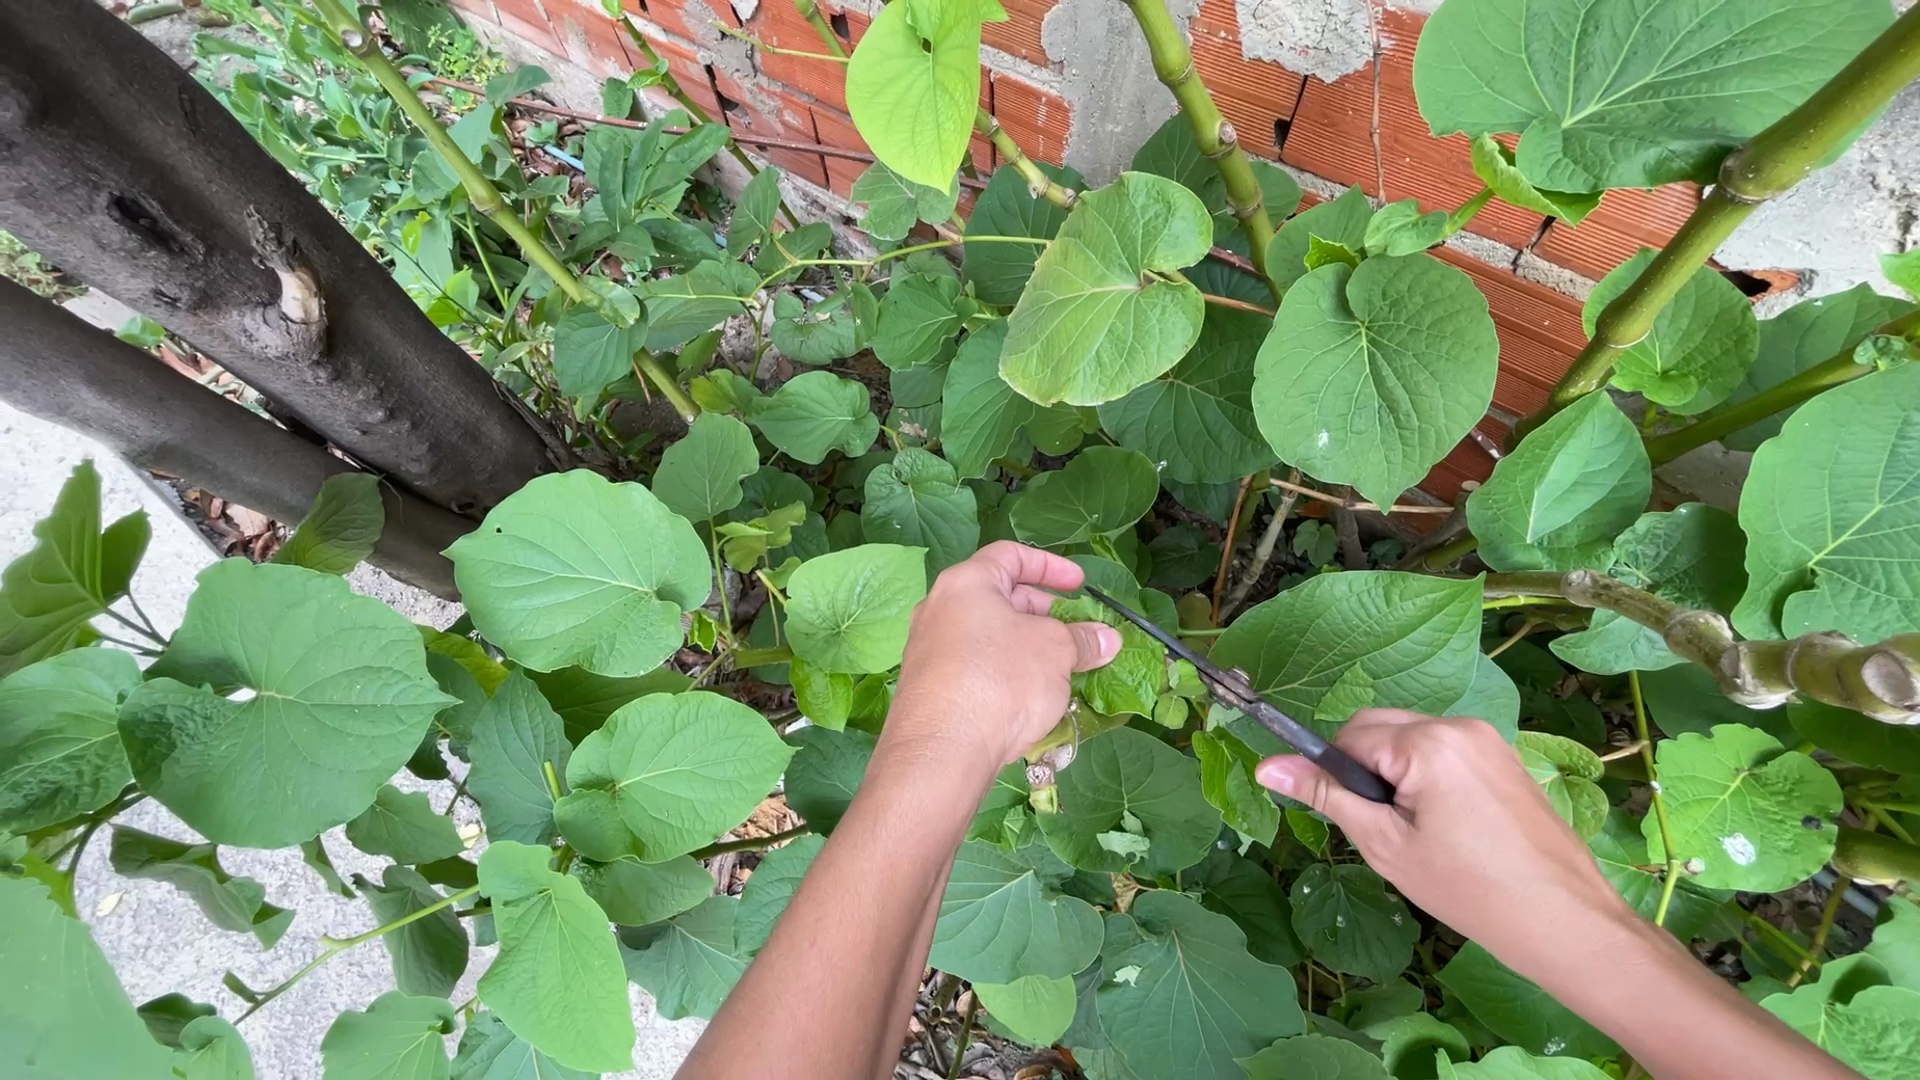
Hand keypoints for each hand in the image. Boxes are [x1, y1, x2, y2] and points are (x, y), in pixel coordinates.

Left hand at [885, 542, 1121, 777]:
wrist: (942, 749)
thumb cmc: (1000, 679)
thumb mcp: (1055, 651)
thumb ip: (1082, 639)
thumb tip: (1108, 638)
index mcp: (966, 582)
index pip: (1011, 555)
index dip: (1050, 565)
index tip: (1079, 585)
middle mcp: (940, 608)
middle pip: (999, 597)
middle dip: (1043, 612)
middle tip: (1073, 632)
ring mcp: (929, 649)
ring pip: (988, 636)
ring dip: (1026, 646)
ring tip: (1058, 669)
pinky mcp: (929, 687)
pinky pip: (974, 666)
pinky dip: (1005, 671)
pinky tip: (1028, 698)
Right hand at [1256, 709, 1638, 982]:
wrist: (1570, 925)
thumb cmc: (1468, 889)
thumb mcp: (1384, 844)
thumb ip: (1325, 795)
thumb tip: (1266, 765)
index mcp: (1428, 743)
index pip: (1349, 737)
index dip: (1340, 776)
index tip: (1359, 818)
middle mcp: (1457, 725)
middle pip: (1377, 727)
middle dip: (1365, 767)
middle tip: (1384, 825)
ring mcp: (1485, 738)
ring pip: (1406, 737)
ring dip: (1393, 770)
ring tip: (1415, 826)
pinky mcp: (1502, 755)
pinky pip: (1438, 747)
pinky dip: (1423, 773)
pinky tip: (1443, 820)